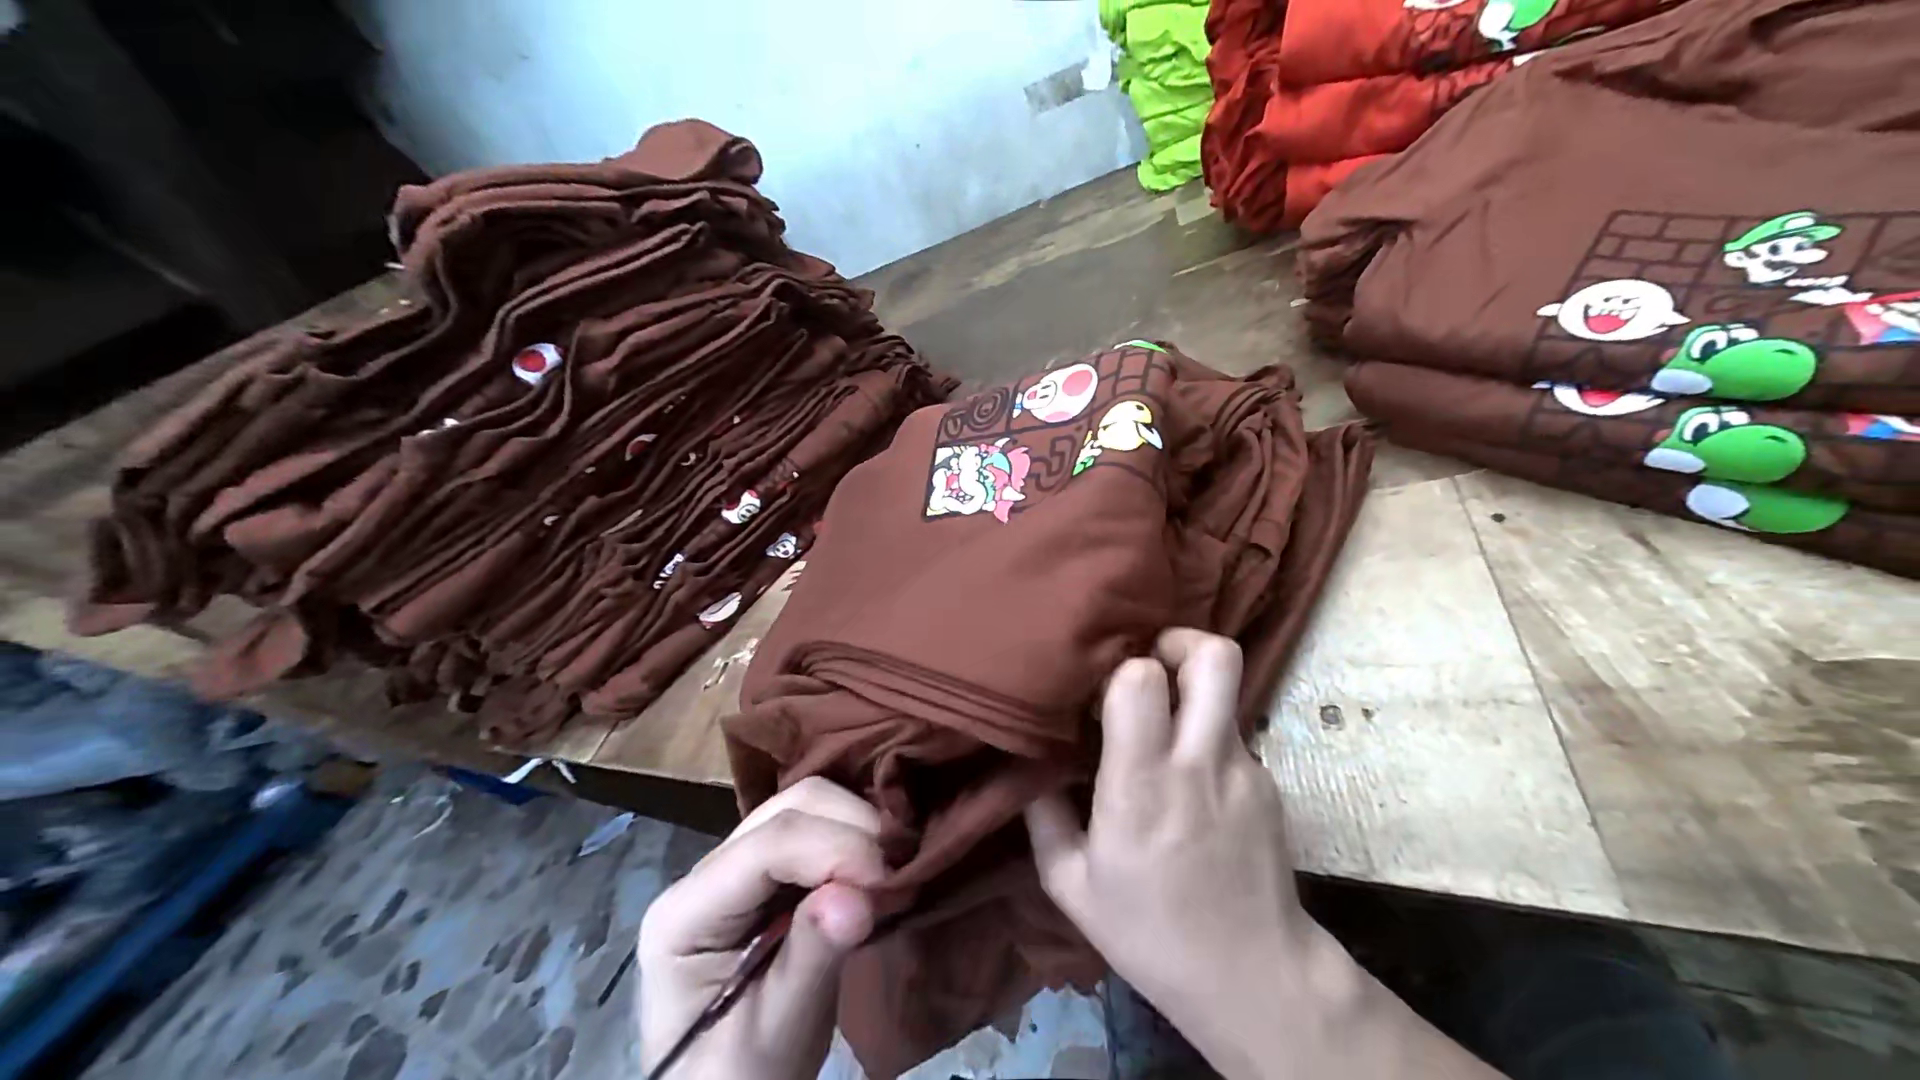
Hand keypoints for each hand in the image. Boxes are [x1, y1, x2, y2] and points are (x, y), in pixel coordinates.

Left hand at [638, 777, 883, 1079]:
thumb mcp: (775, 1037)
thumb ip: (812, 960)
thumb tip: (861, 896)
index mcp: (685, 913)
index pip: (767, 846)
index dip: (834, 849)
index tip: (889, 883)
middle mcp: (705, 872)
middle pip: (788, 808)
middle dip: (850, 828)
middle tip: (896, 877)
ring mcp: (736, 864)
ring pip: (805, 805)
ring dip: (856, 827)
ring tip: (889, 875)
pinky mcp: (766, 871)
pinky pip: (816, 826)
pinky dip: (853, 835)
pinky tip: (875, 868)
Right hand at [1026, 630, 1502, 1079]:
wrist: (1256, 979)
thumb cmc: (1150, 931)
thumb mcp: (1071, 884)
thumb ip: (1043, 815)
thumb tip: (1032, 764)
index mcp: (1141, 783)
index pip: (1141, 680)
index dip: (1120, 670)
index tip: (1102, 693)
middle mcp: (1200, 762)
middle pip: (1214, 657)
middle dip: (1178, 642)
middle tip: (1149, 664)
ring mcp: (1245, 769)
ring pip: (1228, 689)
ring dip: (1192, 688)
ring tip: (1165, 718)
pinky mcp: (1270, 784)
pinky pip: (1234, 733)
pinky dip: (1207, 736)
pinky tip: (1190, 779)